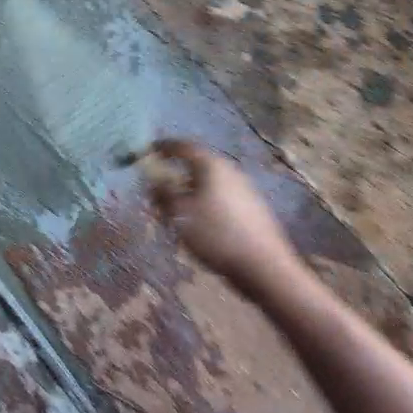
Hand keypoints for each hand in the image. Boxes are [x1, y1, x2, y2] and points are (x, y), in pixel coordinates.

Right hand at [147, 140, 302, 289]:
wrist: (263, 265)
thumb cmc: (216, 234)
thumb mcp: (180, 214)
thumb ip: (163, 194)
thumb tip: (153, 181)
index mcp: (211, 166)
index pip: (184, 147)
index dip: (165, 147)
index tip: (149, 150)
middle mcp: (229, 171)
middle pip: (197, 165)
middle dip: (176, 174)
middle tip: (159, 186)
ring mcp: (243, 190)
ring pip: (209, 183)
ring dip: (190, 191)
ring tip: (176, 209)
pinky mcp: (251, 209)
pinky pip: (220, 197)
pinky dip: (204, 202)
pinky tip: (199, 222)